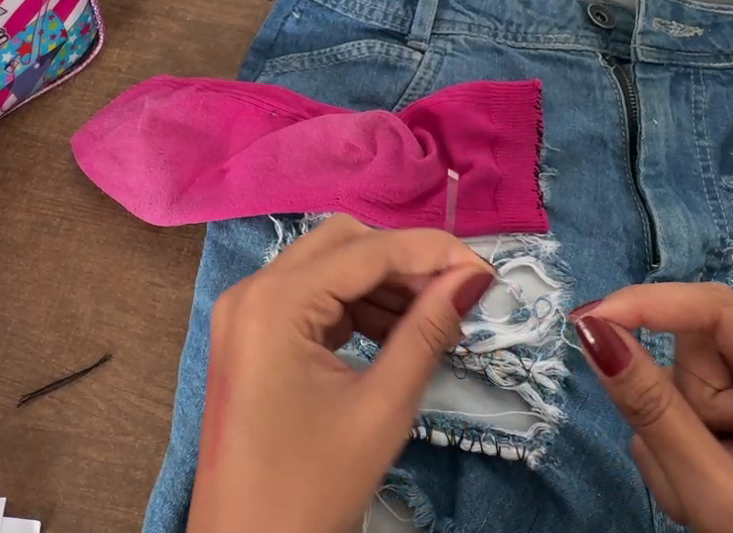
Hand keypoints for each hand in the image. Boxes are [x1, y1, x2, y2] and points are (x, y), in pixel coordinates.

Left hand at [188, 215, 495, 532]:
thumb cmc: (311, 489)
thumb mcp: (381, 409)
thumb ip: (427, 331)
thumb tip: (471, 277)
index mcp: (274, 302)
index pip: (367, 250)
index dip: (432, 252)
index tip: (485, 270)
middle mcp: (253, 290)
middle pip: (343, 243)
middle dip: (404, 262)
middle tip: (457, 294)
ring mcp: (247, 310)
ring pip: (328, 264)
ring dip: (383, 283)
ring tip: (434, 318)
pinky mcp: (252, 332)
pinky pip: (312, 295)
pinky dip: (356, 304)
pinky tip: (395, 330)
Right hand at [573, 283, 732, 532]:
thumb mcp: (722, 500)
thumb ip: (656, 413)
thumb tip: (593, 332)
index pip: (722, 312)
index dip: (649, 306)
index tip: (585, 322)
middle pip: (703, 353)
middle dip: (679, 410)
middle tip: (694, 482)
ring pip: (690, 386)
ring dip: (676, 441)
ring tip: (705, 502)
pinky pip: (696, 416)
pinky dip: (684, 455)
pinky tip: (712, 501)